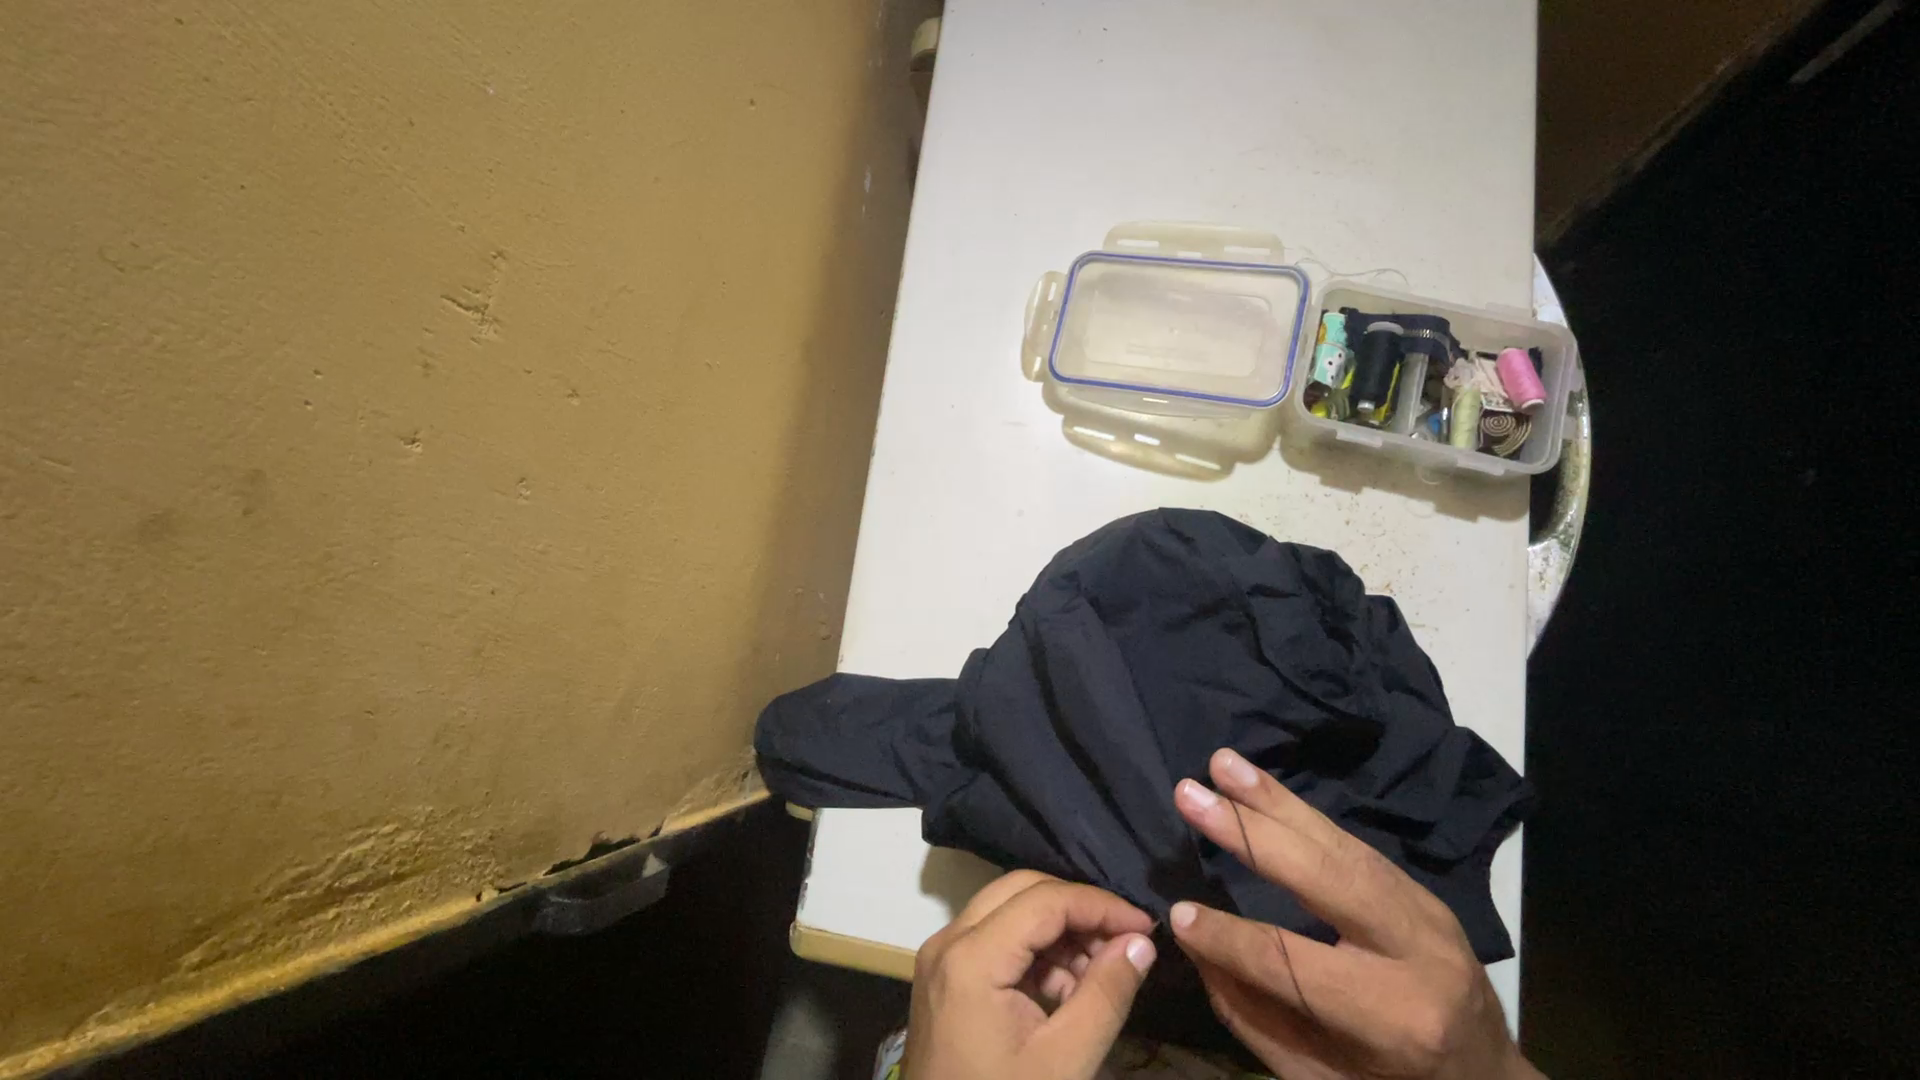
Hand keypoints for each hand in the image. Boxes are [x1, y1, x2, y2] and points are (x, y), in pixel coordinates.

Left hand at [905, 870, 1157, 1079]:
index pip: (1045, 901)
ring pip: (1008, 910)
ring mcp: (941, 957)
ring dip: (1057, 930)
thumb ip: (1105, 995)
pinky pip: (994, 938)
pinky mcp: (944, 976)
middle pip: (1022, 891)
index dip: (1100, 906)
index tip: (1146, 926)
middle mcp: (948, 940)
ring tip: (1099, 974)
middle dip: (1077, 910)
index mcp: (972, 957)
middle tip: (1123, 941)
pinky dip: (1034, 951)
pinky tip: (1067, 989)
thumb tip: (1140, 942)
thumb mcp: (1064, 1061)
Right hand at [1171, 748, 1543, 1079]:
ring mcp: (1424, 911)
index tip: (1177, 913)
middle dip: (1249, 833)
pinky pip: (1350, 843)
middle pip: (1324, 878)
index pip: (1292, 963)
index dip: (1229, 939)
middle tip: (1190, 794)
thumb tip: (1195, 945)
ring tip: (1221, 763)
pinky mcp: (1419, 889)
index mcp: (1394, 1017)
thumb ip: (1253, 1015)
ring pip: (1338, 845)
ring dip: (1272, 799)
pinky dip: (1299, 810)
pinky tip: (1259, 784)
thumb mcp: (1319, 1078)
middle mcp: (1416, 952)